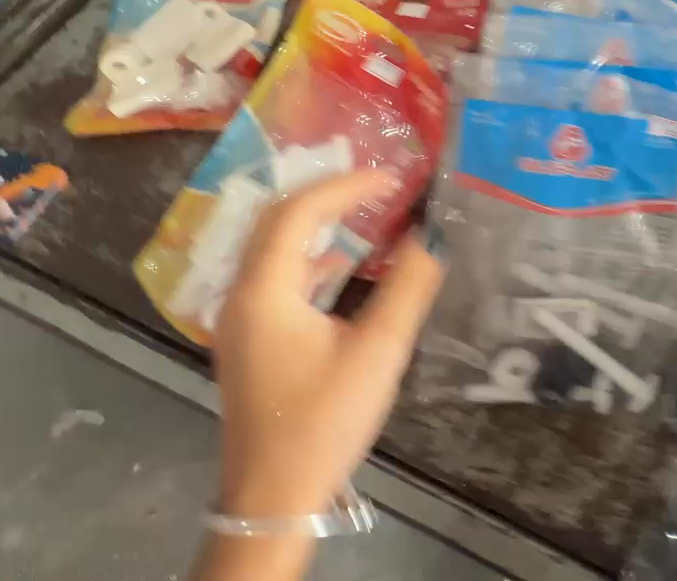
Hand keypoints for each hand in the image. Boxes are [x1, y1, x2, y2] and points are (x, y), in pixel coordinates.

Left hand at [213, 170, 444, 516]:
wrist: (273, 498)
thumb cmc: (325, 420)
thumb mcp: (378, 350)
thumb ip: (409, 284)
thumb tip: (435, 232)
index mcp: (265, 291)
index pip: (300, 212)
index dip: (348, 186)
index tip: (396, 179)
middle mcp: (242, 295)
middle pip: (277, 220)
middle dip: (329, 193)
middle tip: (381, 184)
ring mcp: (241, 318)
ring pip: (274, 246)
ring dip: (318, 220)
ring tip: (367, 209)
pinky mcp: (251, 338)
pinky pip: (277, 274)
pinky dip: (312, 253)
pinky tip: (346, 264)